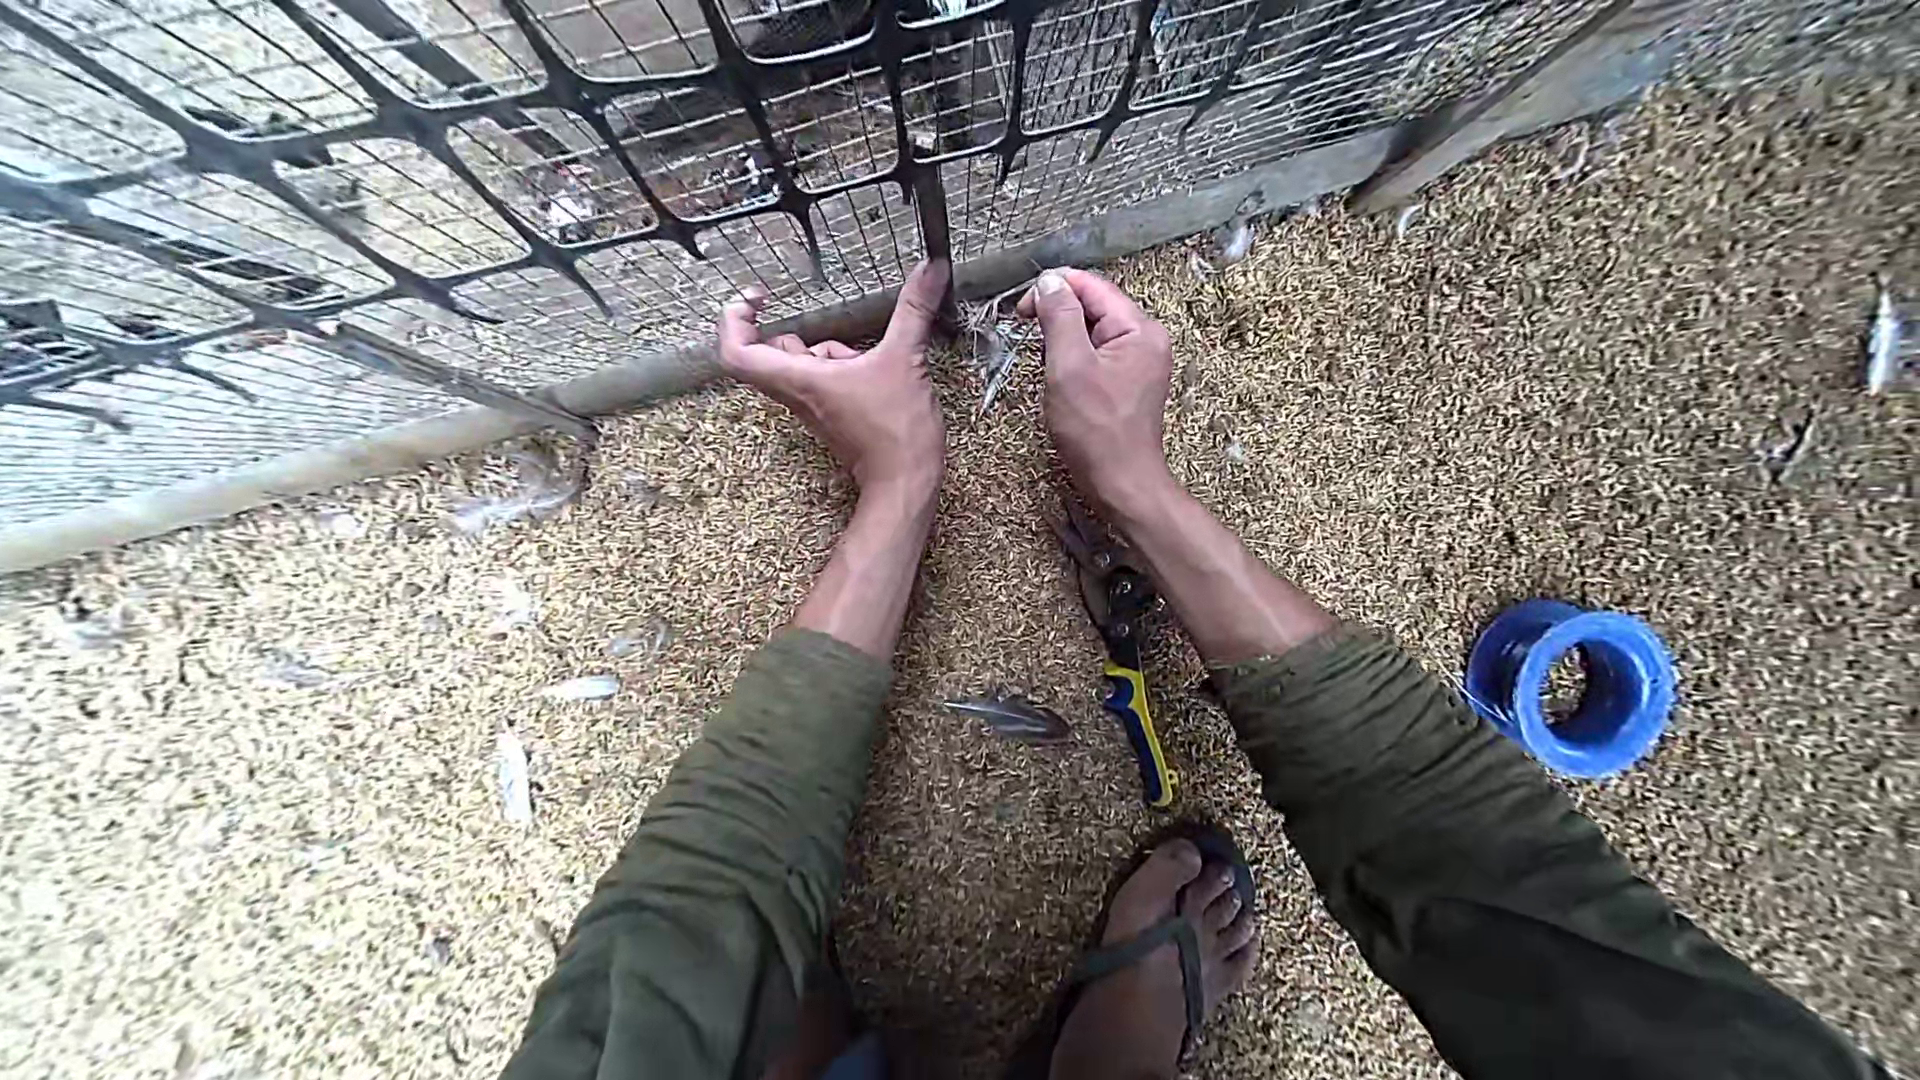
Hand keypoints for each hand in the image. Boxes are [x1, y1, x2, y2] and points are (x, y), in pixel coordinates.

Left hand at [718, 259, 949, 495]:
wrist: (905, 481)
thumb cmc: (897, 430)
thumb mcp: (906, 360)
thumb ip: (914, 310)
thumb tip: (932, 266)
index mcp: (801, 380)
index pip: (737, 352)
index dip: (735, 320)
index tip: (757, 299)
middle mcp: (799, 395)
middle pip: (762, 357)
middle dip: (779, 330)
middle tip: (798, 314)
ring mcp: (814, 408)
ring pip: (794, 369)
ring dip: (815, 349)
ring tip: (851, 348)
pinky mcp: (831, 417)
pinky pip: (816, 383)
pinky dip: (832, 367)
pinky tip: (866, 367)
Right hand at [1018, 268, 1175, 510]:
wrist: (1120, 484)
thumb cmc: (1095, 431)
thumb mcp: (1069, 367)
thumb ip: (1059, 318)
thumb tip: (1048, 282)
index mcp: (1139, 329)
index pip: (1094, 287)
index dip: (1054, 288)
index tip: (1020, 308)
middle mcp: (1145, 341)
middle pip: (1094, 308)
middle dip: (1057, 315)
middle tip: (1026, 335)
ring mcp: (1138, 364)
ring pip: (1092, 333)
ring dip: (1062, 340)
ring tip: (1044, 363)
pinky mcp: (1127, 385)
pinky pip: (1096, 358)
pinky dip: (1072, 360)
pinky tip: (1058, 378)